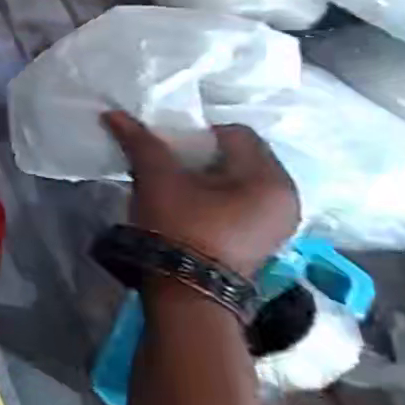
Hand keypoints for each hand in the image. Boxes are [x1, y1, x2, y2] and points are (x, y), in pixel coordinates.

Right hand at [102, 111, 299, 278]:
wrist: (187, 290)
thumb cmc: (179, 227)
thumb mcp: (157, 180)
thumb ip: (141, 144)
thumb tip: (115, 114)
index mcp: (270, 179)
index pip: (236, 133)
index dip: (197, 134)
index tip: (168, 150)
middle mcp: (288, 198)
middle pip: (241, 157)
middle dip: (203, 157)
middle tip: (169, 168)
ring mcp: (280, 223)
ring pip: (241, 182)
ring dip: (209, 178)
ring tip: (177, 189)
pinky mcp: (265, 240)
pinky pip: (243, 204)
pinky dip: (218, 199)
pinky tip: (191, 210)